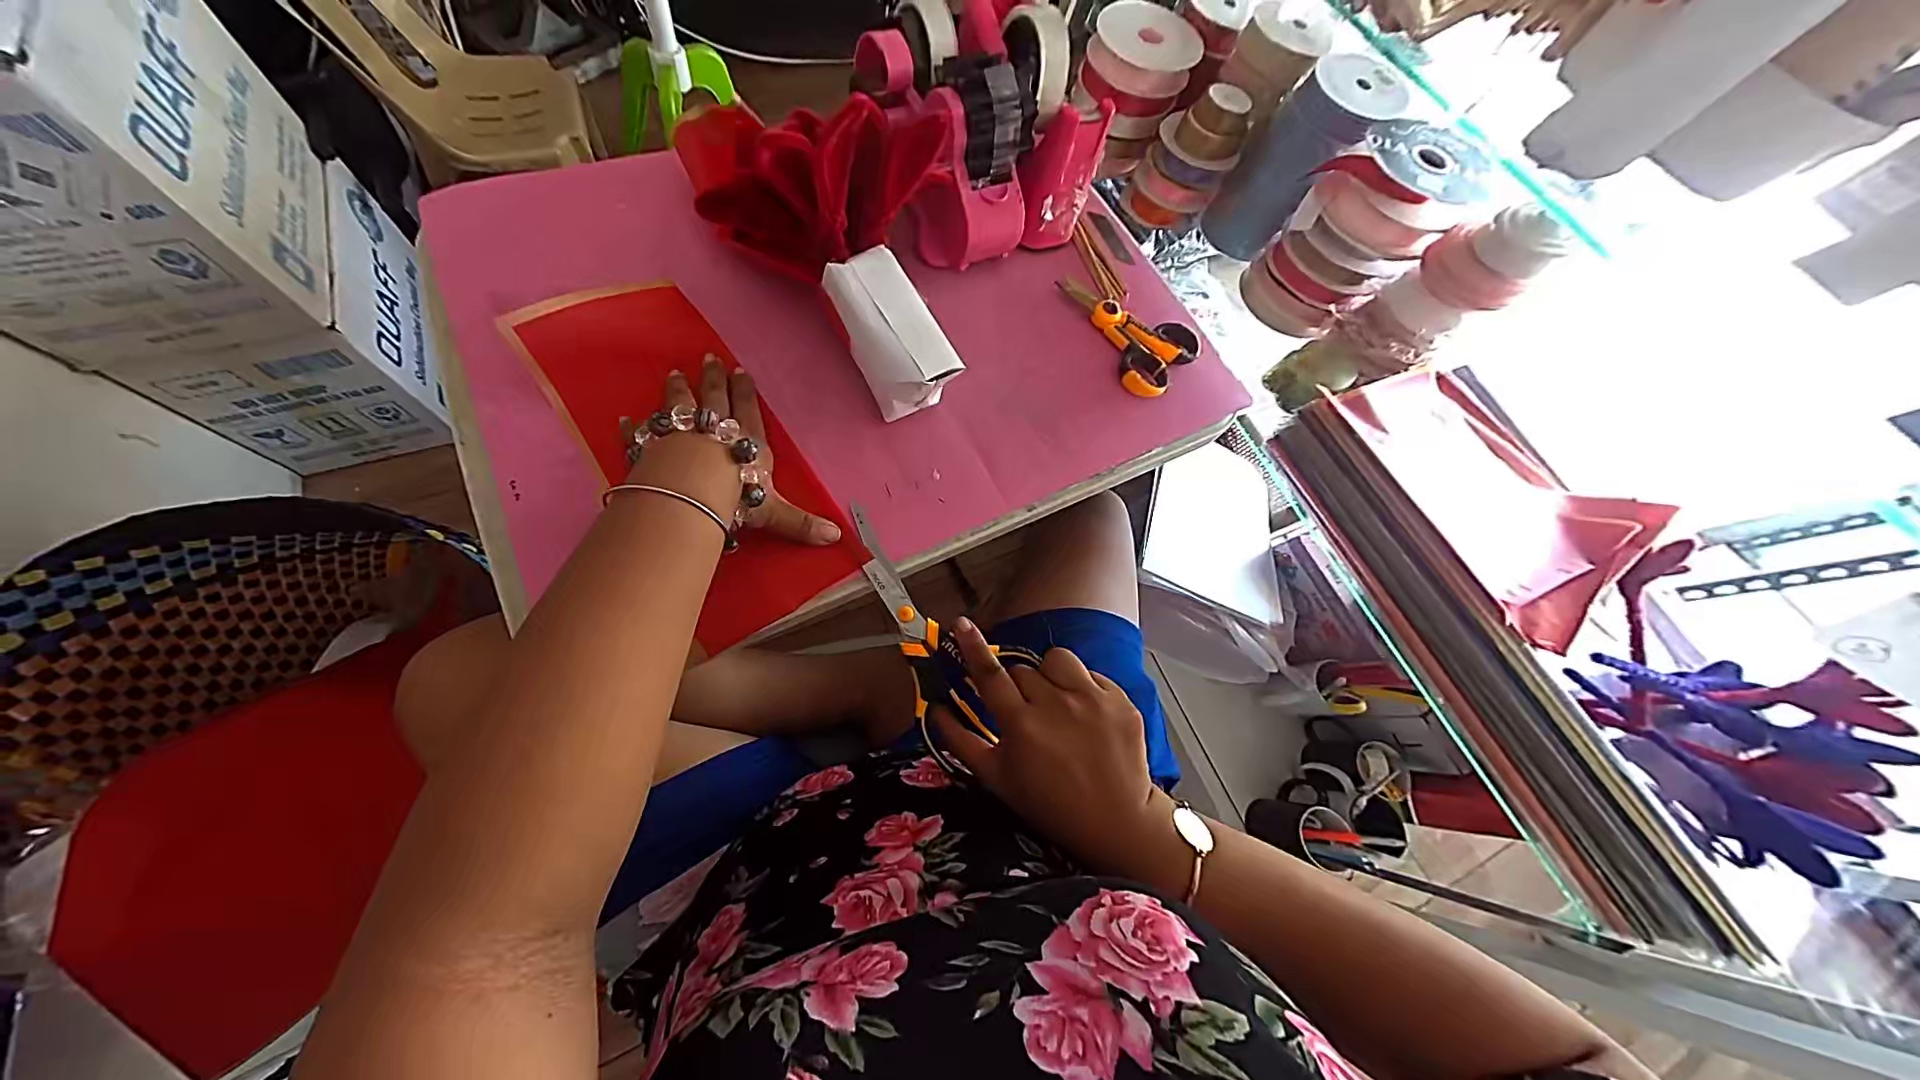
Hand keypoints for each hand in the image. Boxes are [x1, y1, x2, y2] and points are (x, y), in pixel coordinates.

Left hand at [640, 355, 840, 545]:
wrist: (689, 494)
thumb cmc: (734, 498)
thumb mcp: (773, 512)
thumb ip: (799, 523)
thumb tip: (835, 537)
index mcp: (746, 443)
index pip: (747, 412)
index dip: (744, 392)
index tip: (740, 372)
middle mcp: (713, 433)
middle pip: (714, 400)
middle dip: (713, 380)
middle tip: (709, 359)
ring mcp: (679, 436)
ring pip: (679, 407)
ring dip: (678, 390)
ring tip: (675, 374)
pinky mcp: (652, 449)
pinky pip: (642, 435)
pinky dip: (635, 428)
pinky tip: (628, 419)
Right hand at [932, 618, 1183, 886]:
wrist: (1116, 821)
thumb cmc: (1049, 803)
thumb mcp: (996, 778)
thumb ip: (960, 741)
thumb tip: (935, 708)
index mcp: (1021, 725)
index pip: (989, 674)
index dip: (972, 646)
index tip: (962, 623)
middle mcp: (1055, 705)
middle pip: (1022, 670)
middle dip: (1018, 686)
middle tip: (1027, 714)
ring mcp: (1091, 699)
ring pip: (1057, 659)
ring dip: (1050, 675)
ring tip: (1057, 702)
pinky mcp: (1119, 699)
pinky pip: (1089, 672)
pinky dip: (1082, 687)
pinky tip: (1085, 714)